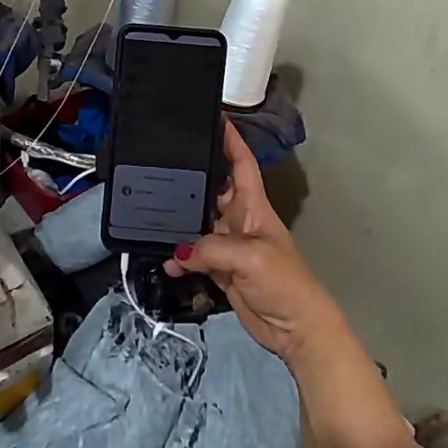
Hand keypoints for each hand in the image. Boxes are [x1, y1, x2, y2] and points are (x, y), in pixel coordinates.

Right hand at [164, 119, 350, 365]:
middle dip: (192, 173)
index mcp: (253, 207)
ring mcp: (228, 244)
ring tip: (149, 204)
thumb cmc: (284, 283)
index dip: (231, 140)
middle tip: (160, 157)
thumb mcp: (249, 259)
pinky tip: (164, 259)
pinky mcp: (219, 268)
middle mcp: (238, 219)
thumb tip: (177, 252)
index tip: (215, 116)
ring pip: (197, 221)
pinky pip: (192, 254)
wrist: (298, 331)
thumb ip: (209, 248)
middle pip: (212, 188)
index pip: (242, 164)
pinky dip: (178, 257)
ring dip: (178, 218)